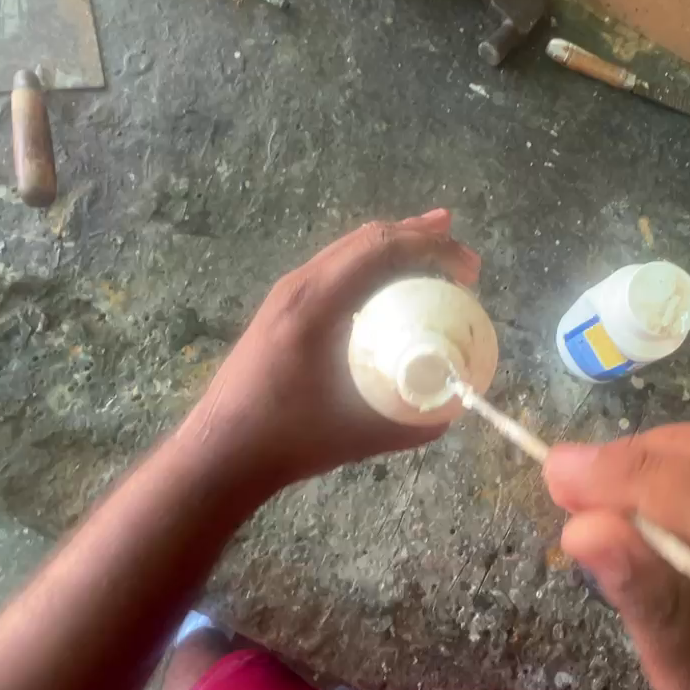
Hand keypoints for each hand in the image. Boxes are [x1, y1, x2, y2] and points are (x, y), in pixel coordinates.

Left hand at [183, 209, 481, 487]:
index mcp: (316, 304)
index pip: (381, 250)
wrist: (219, 451)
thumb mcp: (356, 434)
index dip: (433, 248)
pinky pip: (336, 270)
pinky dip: (372, 268)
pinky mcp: (282, 308)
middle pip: (367, 239)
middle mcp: (299, 286)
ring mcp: (287, 294)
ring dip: (396, 249)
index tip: (469, 271)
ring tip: (435, 256)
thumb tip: (450, 415)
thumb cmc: (284, 440)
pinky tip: (389, 287)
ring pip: (349, 251)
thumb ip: (409, 426)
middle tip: (463, 259)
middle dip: (421, 239)